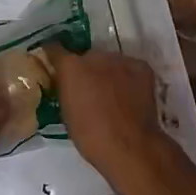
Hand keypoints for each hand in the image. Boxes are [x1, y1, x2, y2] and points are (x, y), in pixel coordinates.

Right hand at [51, 50, 190, 194]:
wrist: (130, 145)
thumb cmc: (90, 136)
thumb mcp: (66, 111)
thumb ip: (65, 90)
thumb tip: (68, 85)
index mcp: (70, 67)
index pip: (54, 49)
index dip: (54, 56)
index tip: (54, 64)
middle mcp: (93, 56)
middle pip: (86, 57)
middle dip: (86, 70)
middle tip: (89, 90)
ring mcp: (120, 60)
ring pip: (109, 62)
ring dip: (107, 73)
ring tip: (113, 95)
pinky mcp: (141, 66)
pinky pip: (129, 67)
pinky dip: (128, 77)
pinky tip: (130, 95)